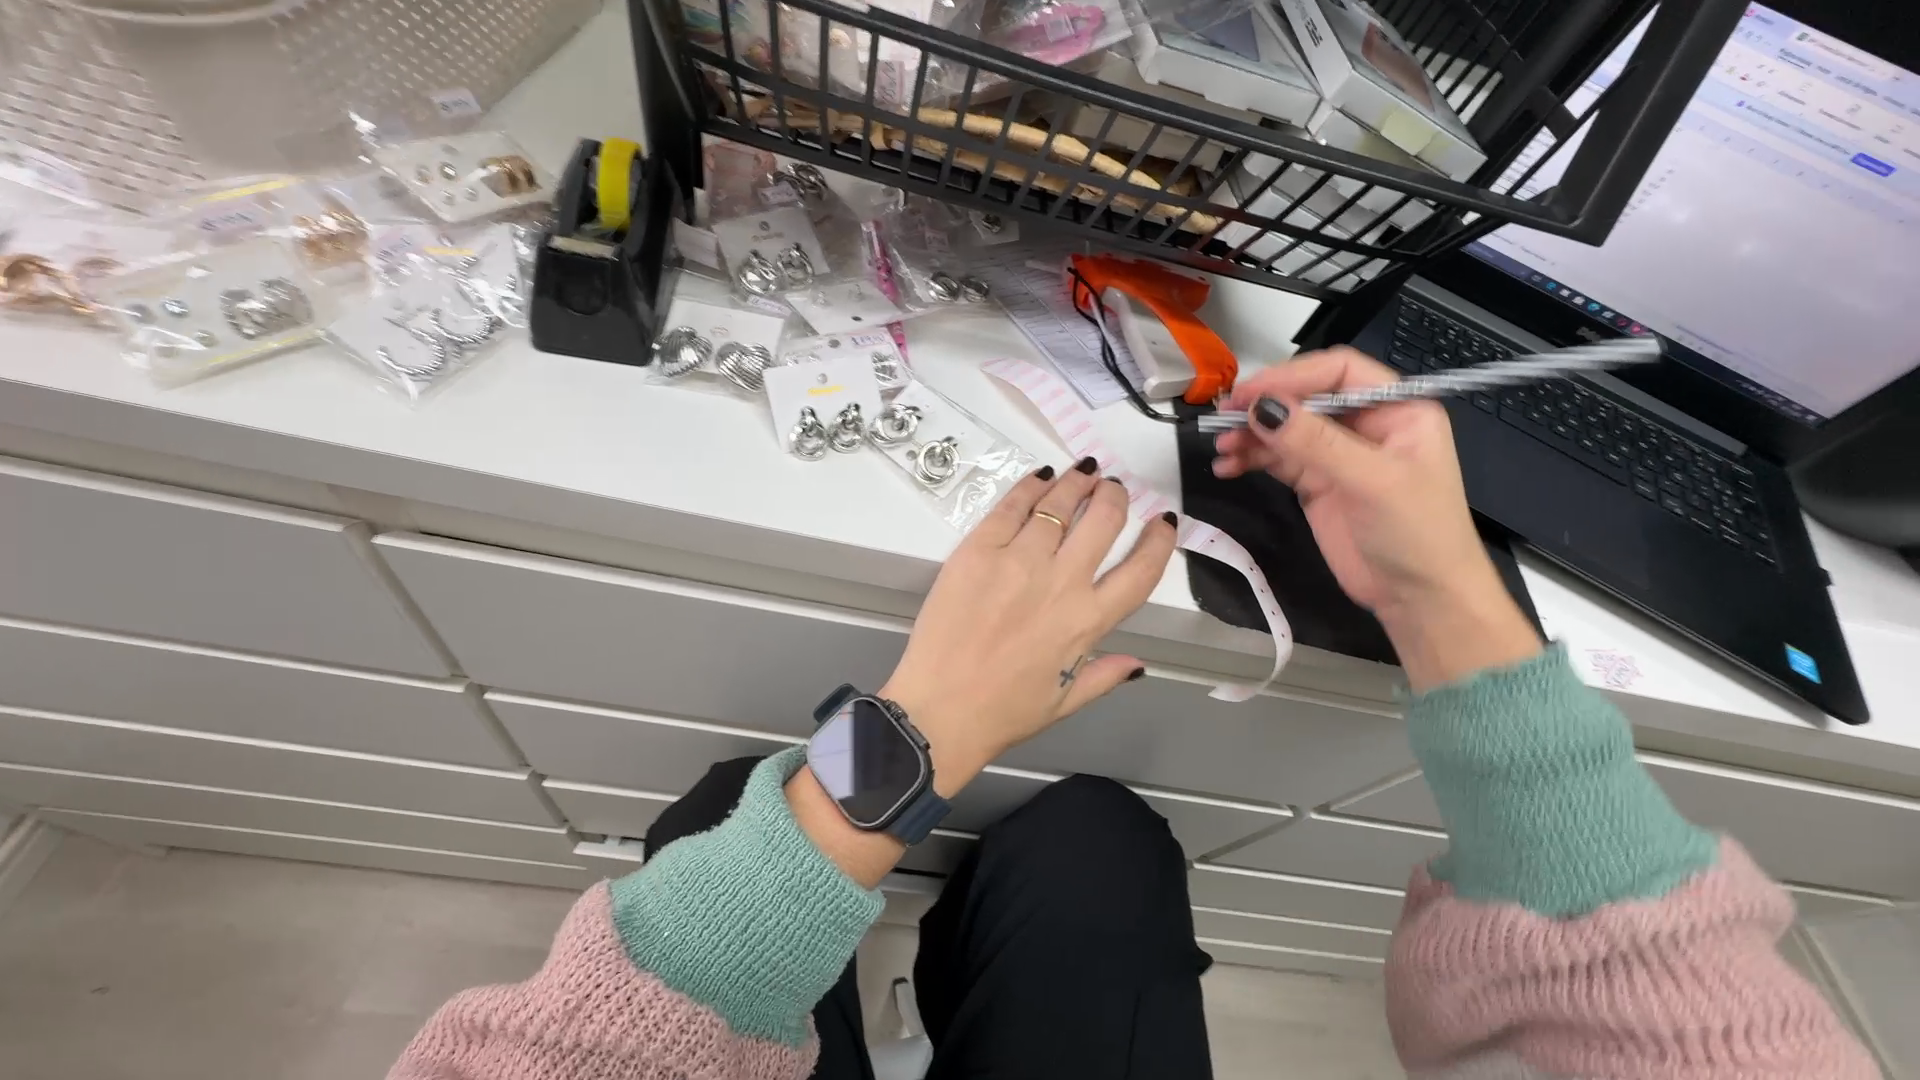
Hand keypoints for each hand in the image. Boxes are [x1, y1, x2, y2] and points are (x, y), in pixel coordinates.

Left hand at [881, 458, 1179, 793]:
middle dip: (1115, 497)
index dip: (1160, 540)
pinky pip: (1011, 506)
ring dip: (1077, 483)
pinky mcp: (977, 551)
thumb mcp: (1064, 702)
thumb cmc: (1003, 712)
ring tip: (1083, 472)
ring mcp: (1017, 561)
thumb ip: (1104, 676)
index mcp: (1088, 621)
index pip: (1140, 569)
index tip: (1163, 521)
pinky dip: (1031, 486)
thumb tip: (1138, 663)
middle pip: (1103, 520)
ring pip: (1058, 504)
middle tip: (1112, 488)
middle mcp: (1061, 582)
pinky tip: (1041, 477)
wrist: (939, 710)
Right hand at [1211, 347, 1538, 688]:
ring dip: (1251, 434)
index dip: (1292, 377)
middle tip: (1223, 417)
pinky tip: (1229, 466)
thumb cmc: (1417, 534)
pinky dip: (1251, 459)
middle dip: (1264, 406)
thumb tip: (1261, 408)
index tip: (1249, 394)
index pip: (1338, 372)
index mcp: (1397, 408)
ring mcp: (1339, 455)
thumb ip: (1315, 442)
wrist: (1420, 599)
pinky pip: (1277, 460)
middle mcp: (1366, 424)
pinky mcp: (1317, 484)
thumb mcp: (1371, 481)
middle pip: (1305, 398)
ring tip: (1221, 447)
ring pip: (1285, 429)